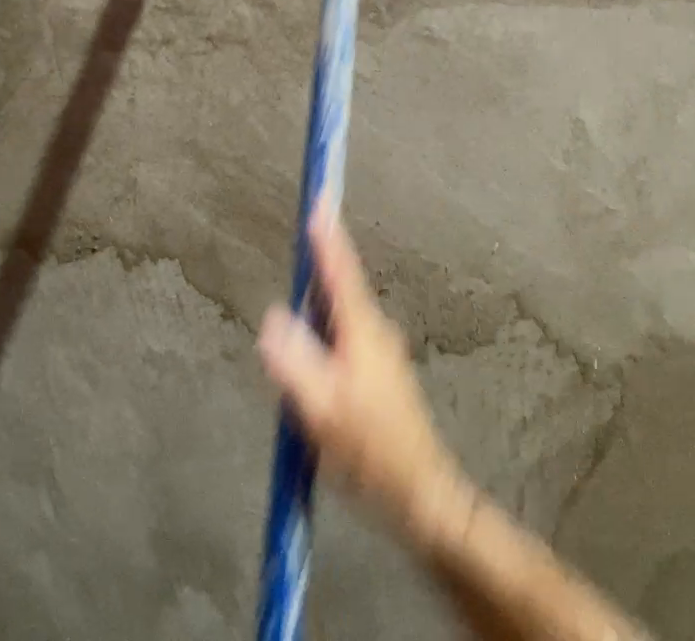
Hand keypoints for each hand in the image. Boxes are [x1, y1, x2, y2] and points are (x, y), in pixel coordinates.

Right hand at [257, 200, 475, 545]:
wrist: (422, 495)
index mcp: (362, 333)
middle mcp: (375, 335)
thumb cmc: (370, 452)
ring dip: (315, 315)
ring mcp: (381, 356)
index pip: (341, 272)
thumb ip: (294, 361)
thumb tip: (272, 316)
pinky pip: (343, 341)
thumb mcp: (322, 409)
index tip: (320, 198)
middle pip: (339, 292)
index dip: (328, 236)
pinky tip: (308, 371)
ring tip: (291, 330)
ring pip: (339, 321)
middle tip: (294, 263)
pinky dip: (322, 339)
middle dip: (314, 274)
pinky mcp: (380, 376)